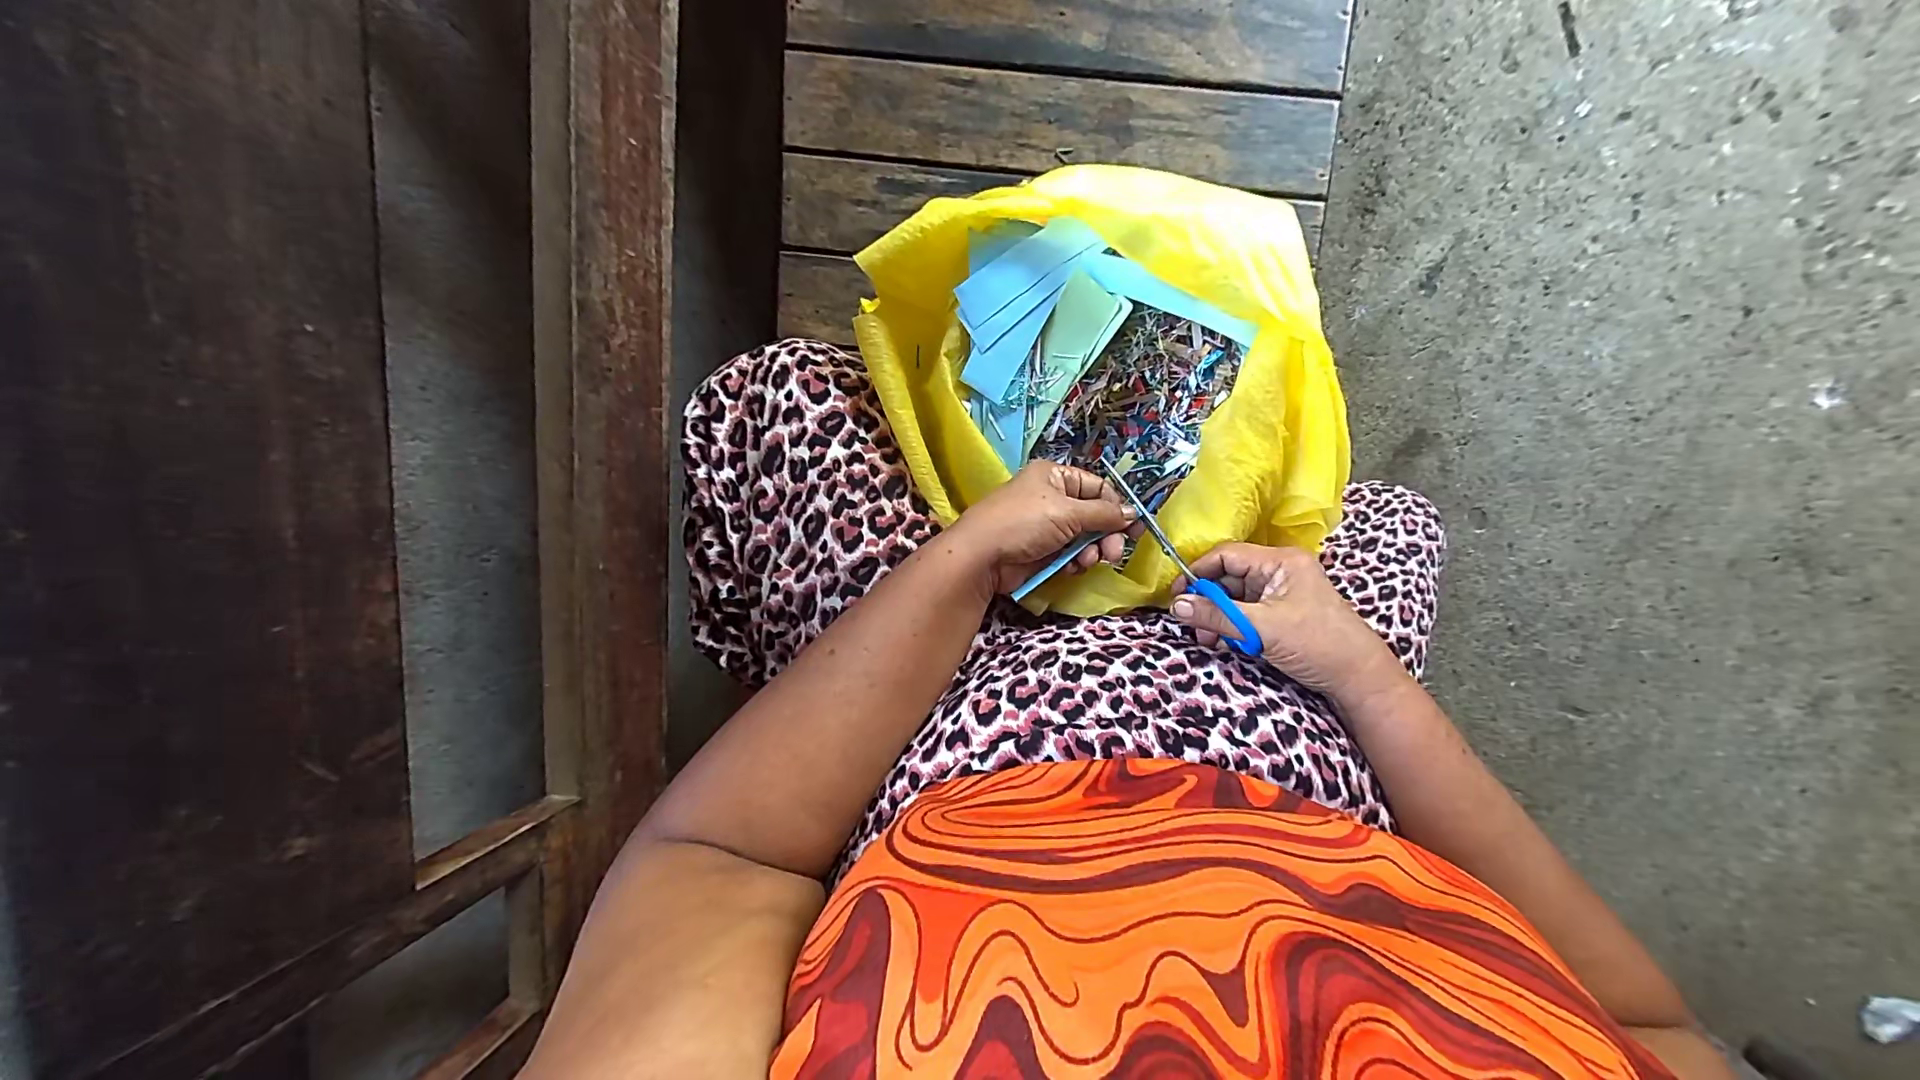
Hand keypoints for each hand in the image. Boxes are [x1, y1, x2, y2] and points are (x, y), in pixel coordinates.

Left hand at [944, 462, 1141, 594]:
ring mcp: (1047, 526)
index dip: (1117, 508)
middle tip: (1113, 553)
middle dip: (1106, 535)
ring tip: (1088, 561)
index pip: (1098, 488)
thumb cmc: (1024, 523)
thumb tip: (1132, 513)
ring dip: (1092, 551)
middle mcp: (1053, 498)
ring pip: (1085, 538)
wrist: (983, 556)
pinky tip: (1072, 568)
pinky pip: (1070, 554)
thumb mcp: (1067, 512)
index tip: (1134, 528)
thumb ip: (1103, 514)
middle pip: (1094, 515)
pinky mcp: (1043, 551)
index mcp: (1056, 477)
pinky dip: (1076, 562)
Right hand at [1171, 543, 1408, 703]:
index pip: (1227, 555)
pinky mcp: (1281, 613)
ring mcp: (1281, 593)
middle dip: (1207, 600)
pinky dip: (1232, 625)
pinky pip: (1245, 612)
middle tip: (1192, 623)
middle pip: (1228, 576)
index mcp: (1280, 562)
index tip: (1178, 595)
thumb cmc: (1319, 645)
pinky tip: (1224, 641)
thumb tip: (1177, 606)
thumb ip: (1217, 615)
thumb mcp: (1261, 629)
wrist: (1360, 679)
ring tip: (1208, 638)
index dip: (1198, 572)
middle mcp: (1279, 571)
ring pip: (1234, 597)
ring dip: (1217, 617)